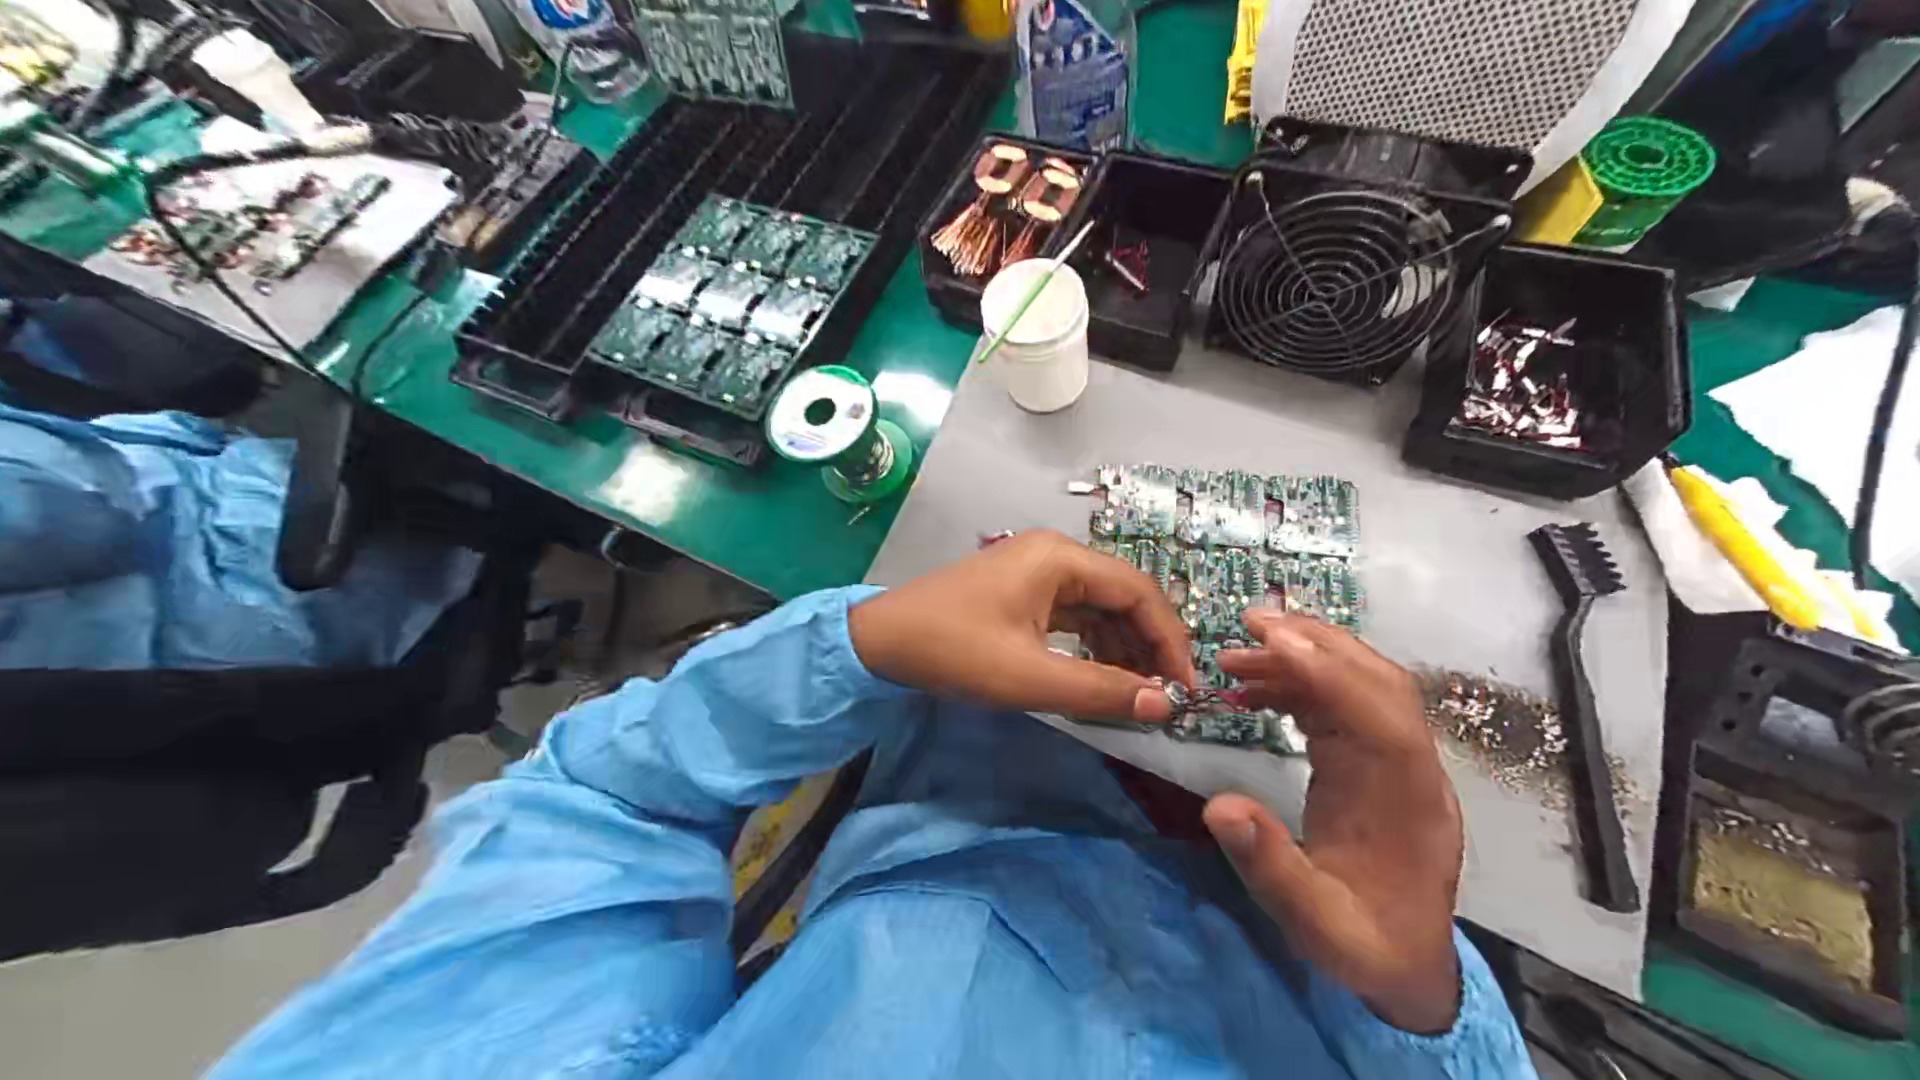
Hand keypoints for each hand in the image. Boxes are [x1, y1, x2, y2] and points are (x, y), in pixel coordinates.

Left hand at [848, 529, 1197, 724]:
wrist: (878, 641)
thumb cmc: (952, 651)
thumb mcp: (1029, 676)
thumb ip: (1101, 690)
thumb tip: (1165, 704)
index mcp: (1060, 558)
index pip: (1138, 592)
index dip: (1169, 640)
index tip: (1187, 688)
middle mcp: (1055, 554)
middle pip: (1122, 596)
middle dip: (1147, 645)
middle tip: (1165, 696)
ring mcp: (1037, 571)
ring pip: (1099, 607)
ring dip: (1121, 648)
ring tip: (1136, 694)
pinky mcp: (1022, 591)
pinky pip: (1073, 615)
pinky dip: (1092, 645)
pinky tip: (1101, 677)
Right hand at [1200, 610, 1463, 1033]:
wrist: (1405, 965)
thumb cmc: (1366, 944)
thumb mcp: (1314, 922)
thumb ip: (1269, 865)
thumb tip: (1220, 805)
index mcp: (1408, 801)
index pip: (1380, 716)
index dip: (1329, 672)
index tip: (1273, 639)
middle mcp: (1409, 767)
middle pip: (1378, 683)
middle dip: (1317, 643)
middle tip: (1250, 622)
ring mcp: (1391, 760)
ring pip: (1356, 686)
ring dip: (1300, 660)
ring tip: (1234, 656)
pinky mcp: (1368, 762)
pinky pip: (1337, 706)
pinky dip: (1296, 686)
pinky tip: (1255, 690)